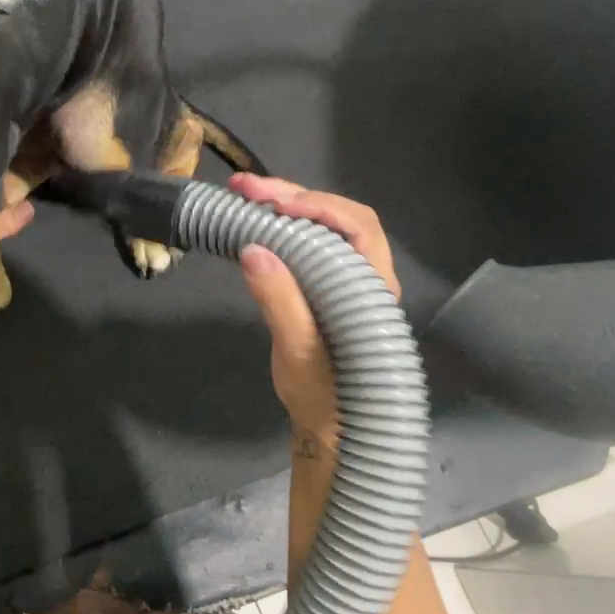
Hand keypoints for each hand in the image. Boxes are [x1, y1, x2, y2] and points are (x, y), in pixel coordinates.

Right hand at [229, 173, 399, 442]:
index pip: (357, 227)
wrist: (332, 426)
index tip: (275, 203)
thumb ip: (280, 301)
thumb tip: (253, 249)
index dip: (319, 207)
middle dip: (292, 196)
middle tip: (244, 187)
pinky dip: (279, 227)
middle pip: (338, 218)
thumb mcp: (298, 351)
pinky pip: (307, 245)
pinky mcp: (322, 287)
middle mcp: (365, 276)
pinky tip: (253, 223)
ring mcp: (343, 280)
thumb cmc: (322, 393)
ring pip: (321, 228)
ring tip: (242, 195)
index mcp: (372, 289)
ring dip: (284, 206)